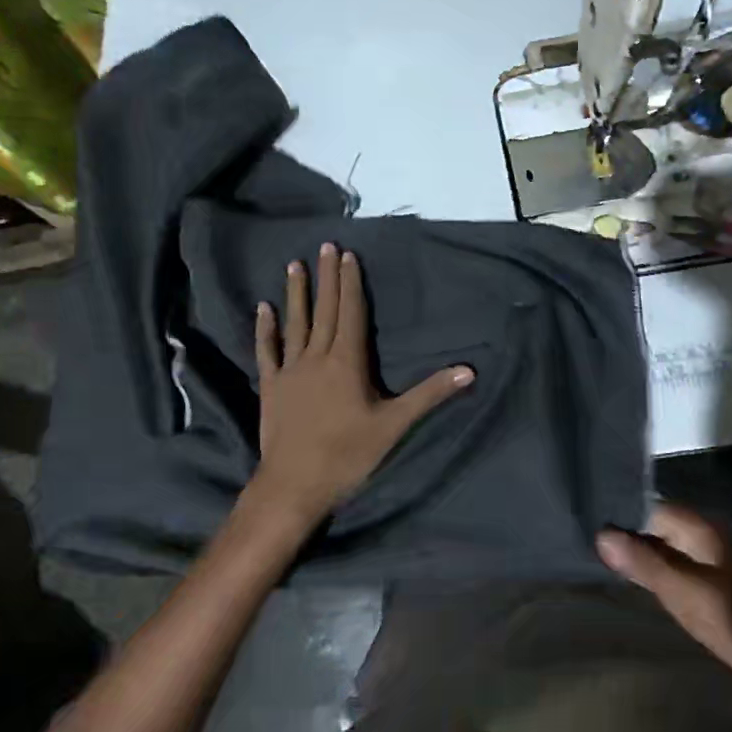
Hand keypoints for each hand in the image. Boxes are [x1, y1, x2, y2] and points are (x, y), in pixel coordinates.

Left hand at [251, 243, 473, 516]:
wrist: (294, 485)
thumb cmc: (348, 455)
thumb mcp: (394, 425)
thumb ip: (430, 395)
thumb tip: (469, 371)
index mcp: (347, 362)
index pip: (351, 312)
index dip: (350, 283)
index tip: (347, 255)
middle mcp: (317, 357)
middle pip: (324, 310)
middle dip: (327, 277)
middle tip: (325, 246)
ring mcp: (290, 370)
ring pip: (295, 323)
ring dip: (296, 294)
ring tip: (294, 265)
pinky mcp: (271, 386)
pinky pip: (267, 351)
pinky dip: (265, 329)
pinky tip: (262, 308)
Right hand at [596, 503, 731, 686]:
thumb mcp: (684, 593)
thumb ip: (644, 563)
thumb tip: (600, 534)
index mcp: (700, 528)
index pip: (649, 505)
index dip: (619, 513)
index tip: (584, 522)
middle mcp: (703, 538)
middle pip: (654, 527)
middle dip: (624, 536)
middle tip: (584, 545)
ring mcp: (708, 564)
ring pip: (662, 550)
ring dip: (637, 557)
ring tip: (598, 564)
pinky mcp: (710, 589)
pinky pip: (672, 571)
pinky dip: (652, 575)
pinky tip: (631, 586)